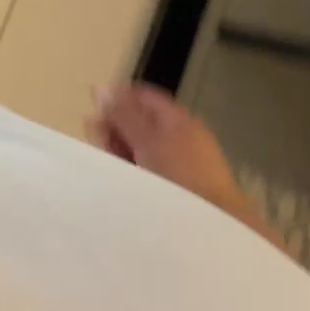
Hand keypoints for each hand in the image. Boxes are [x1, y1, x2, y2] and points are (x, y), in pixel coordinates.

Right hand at [87, 83, 256, 222]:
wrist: (215, 223)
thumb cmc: (179, 174)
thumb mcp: (145, 140)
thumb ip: (122, 114)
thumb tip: (100, 87)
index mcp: (178, 118)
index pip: (142, 97)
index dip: (117, 99)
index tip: (95, 111)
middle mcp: (182, 135)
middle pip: (141, 121)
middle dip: (116, 127)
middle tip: (96, 139)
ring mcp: (184, 161)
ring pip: (144, 145)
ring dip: (122, 148)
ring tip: (107, 160)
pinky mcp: (182, 184)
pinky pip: (151, 166)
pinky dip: (134, 167)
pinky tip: (122, 176)